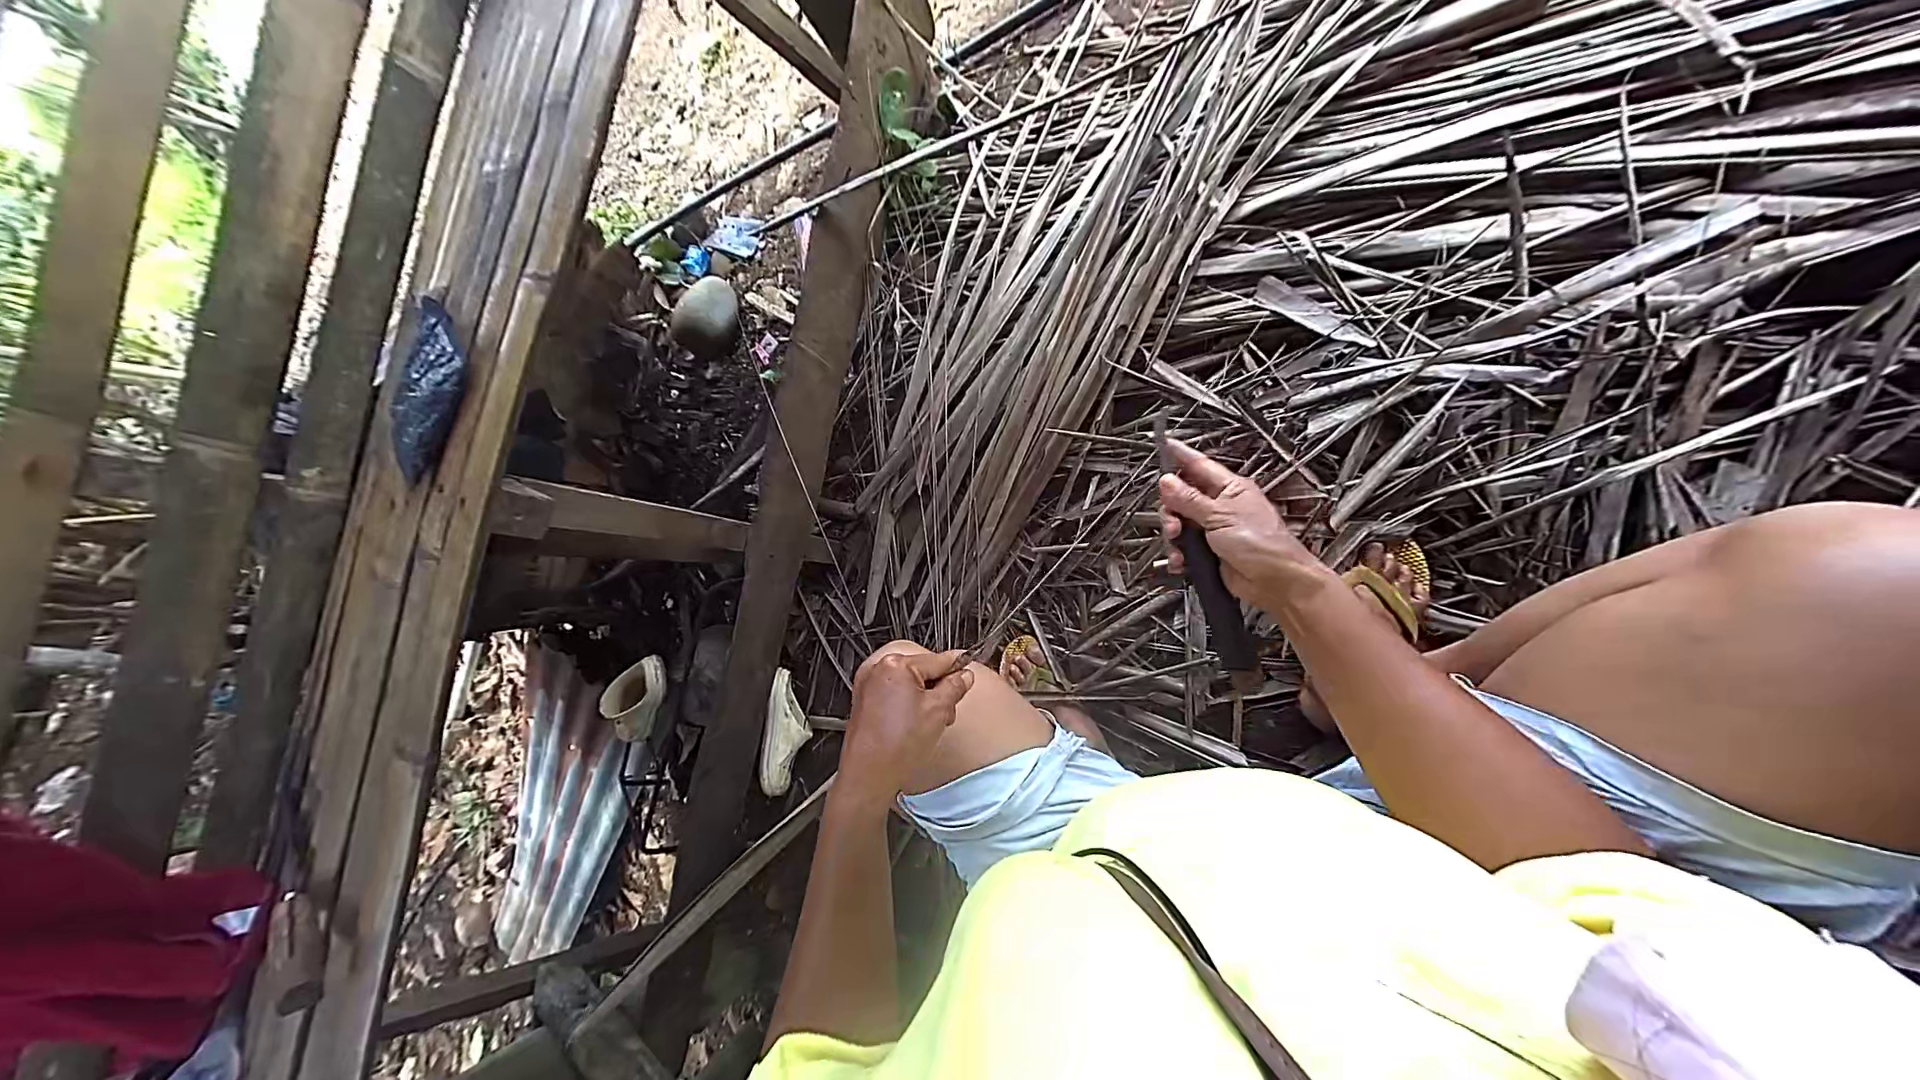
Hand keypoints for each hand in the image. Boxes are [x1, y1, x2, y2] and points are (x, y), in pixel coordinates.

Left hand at [840, 649, 974, 810]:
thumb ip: (955, 686)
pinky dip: (907, 705)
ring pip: (909, 683)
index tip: (968, 668)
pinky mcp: (865, 701)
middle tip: (947, 710)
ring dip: (924, 698)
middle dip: (939, 689)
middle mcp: (877, 669)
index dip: (958, 667)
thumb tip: (964, 676)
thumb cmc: (895, 746)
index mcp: (895, 665)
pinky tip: (912, 726)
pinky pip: (894, 694)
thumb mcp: (939, 710)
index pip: (938, 659)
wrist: (869, 775)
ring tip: (928, 723)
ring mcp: (868, 685)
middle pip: (922, 670)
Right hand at [1158, 438, 1335, 608]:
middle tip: (1173, 520)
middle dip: (1171, 508)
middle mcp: (1222, 506)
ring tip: (1178, 540)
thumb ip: (1190, 499)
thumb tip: (1168, 482)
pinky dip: (1179, 554)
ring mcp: (1216, 529)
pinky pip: (1184, 547)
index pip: (1198, 465)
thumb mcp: (1220, 516)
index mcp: (1230, 489)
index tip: (1164, 445)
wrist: (1276, 582)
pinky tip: (1182, 559)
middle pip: (1182, 497)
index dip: (1180, 455)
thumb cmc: (1265, 545)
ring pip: (1180, 523)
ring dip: (1173, 534)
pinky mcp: (1210, 551)